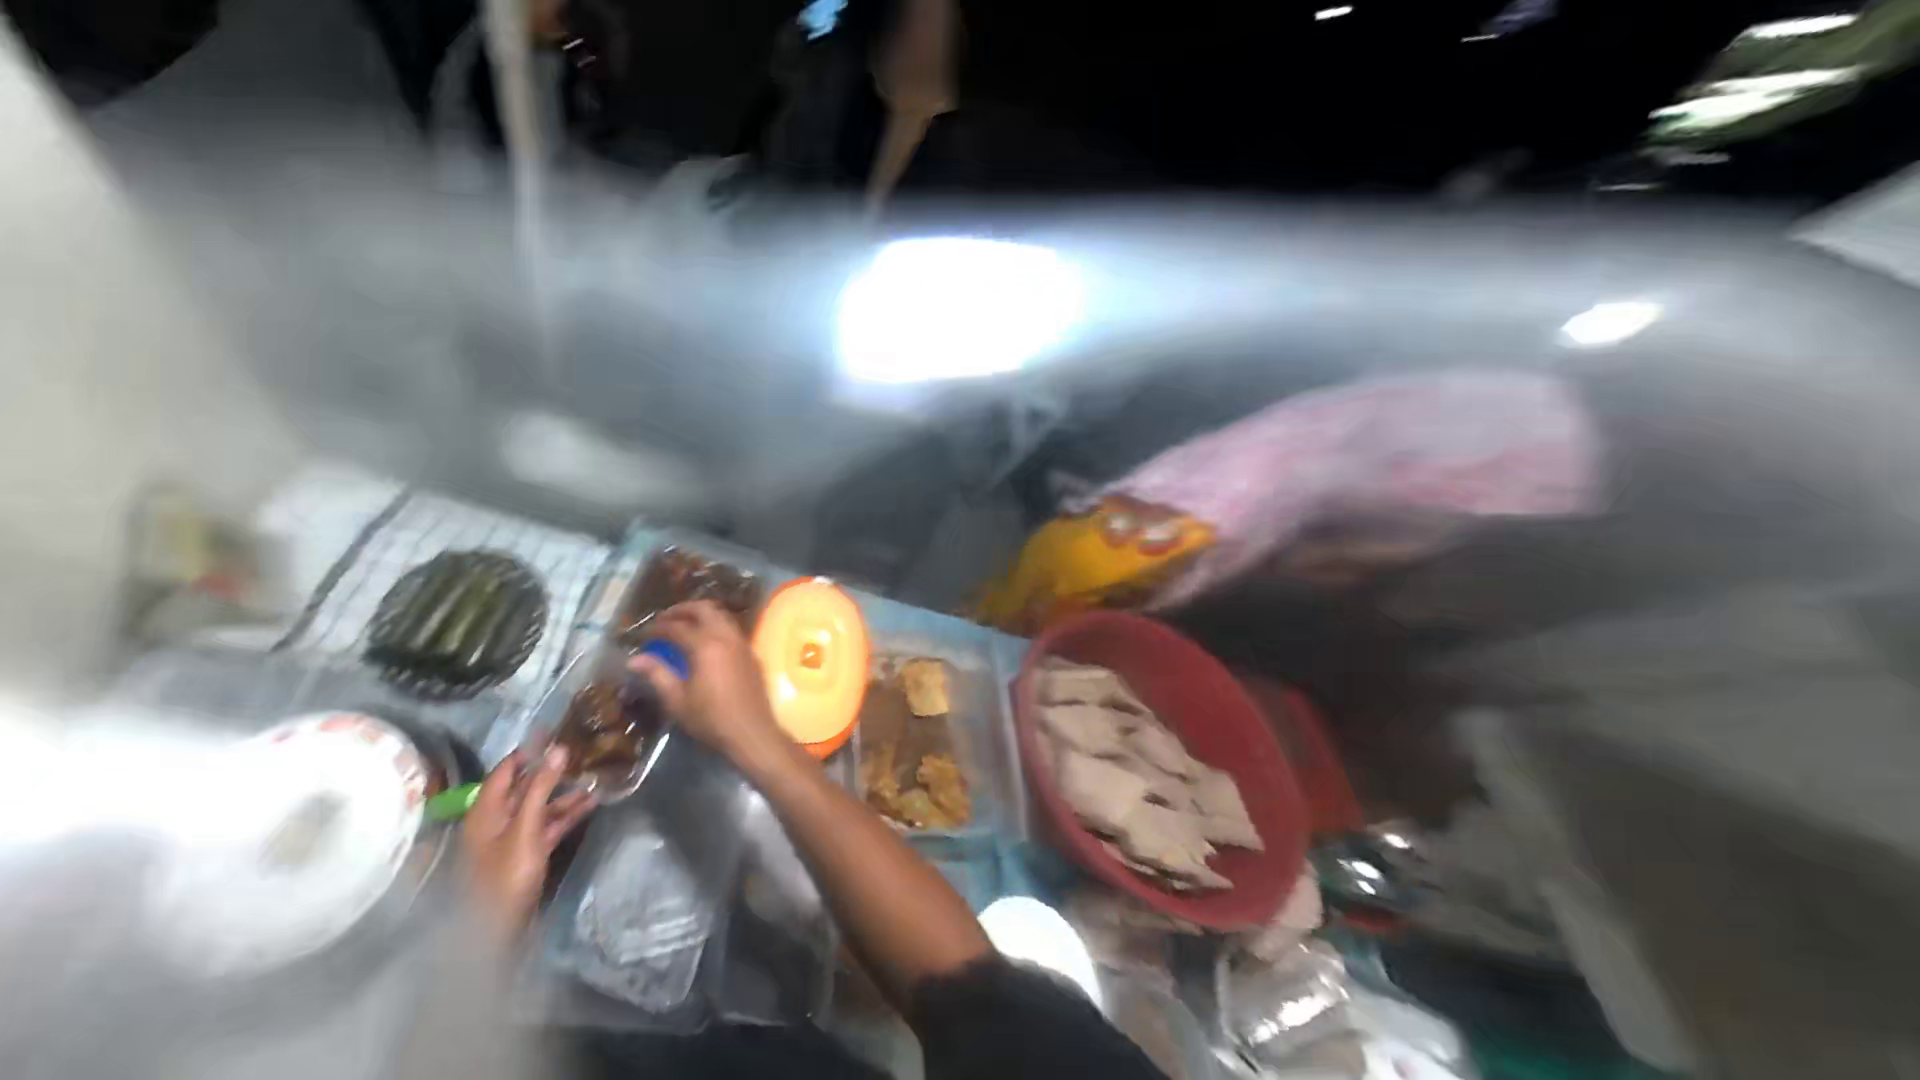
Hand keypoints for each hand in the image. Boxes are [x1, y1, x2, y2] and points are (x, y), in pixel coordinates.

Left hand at [460, 747, 594, 938]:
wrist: (496, 932)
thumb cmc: (505, 876)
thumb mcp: (525, 828)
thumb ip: (541, 788)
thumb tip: (558, 749)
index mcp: (485, 811)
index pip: (507, 770)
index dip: (529, 751)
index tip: (558, 732)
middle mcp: (496, 821)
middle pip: (525, 787)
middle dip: (553, 771)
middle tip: (584, 753)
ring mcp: (512, 839)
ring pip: (540, 807)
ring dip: (565, 793)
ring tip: (596, 777)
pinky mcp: (527, 855)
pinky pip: (548, 826)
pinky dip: (567, 815)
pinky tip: (591, 804)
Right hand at [627, 600, 786, 763]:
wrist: (751, 732)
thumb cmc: (711, 719)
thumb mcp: (678, 700)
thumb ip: (657, 674)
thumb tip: (634, 659)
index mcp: (706, 646)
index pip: (677, 627)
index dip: (657, 627)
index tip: (643, 633)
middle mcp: (726, 637)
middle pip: (705, 609)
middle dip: (682, 609)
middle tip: (665, 618)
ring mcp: (743, 643)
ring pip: (722, 616)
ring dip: (702, 615)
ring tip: (684, 625)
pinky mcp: (752, 653)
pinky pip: (732, 628)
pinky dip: (716, 625)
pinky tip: (706, 641)